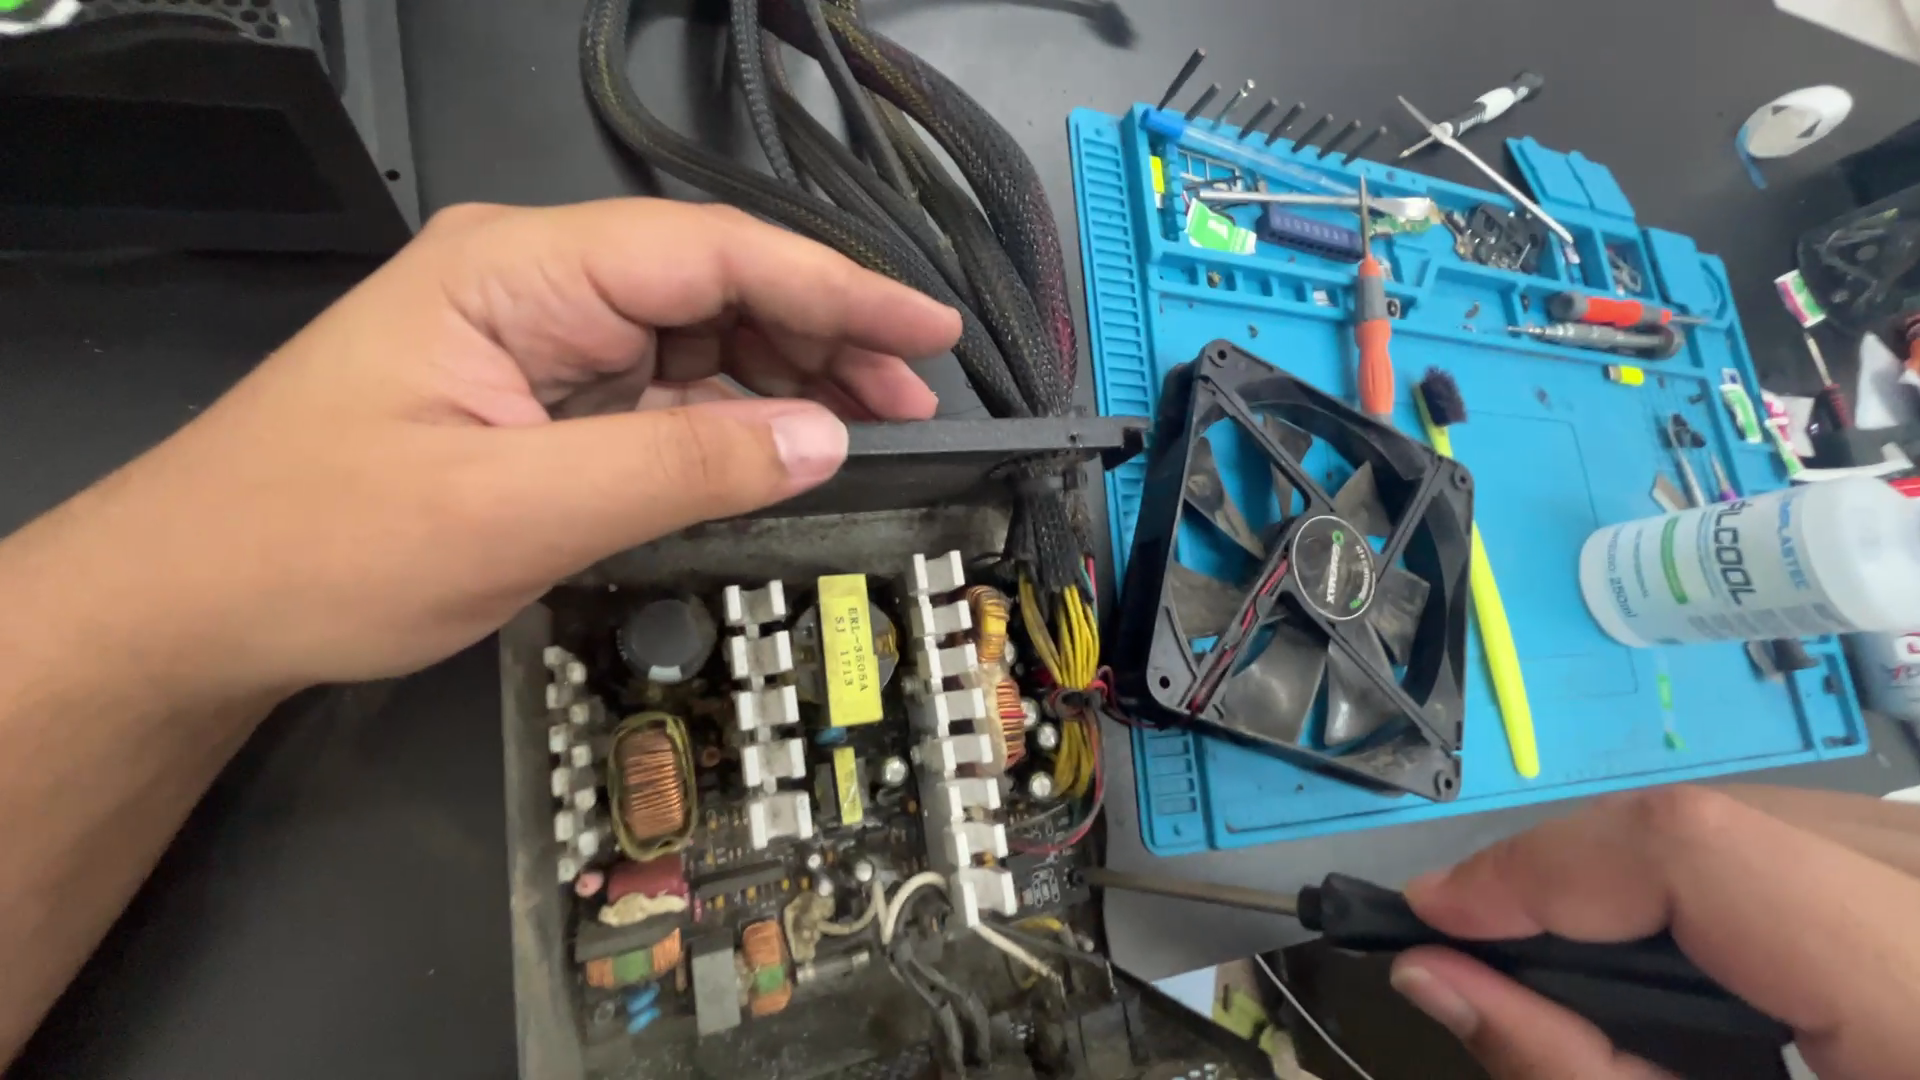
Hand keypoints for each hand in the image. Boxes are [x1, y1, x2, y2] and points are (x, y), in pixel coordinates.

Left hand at [7, 199, 959, 693]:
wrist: (203, 605)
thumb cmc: (326, 548)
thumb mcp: (516, 510)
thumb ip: (683, 466)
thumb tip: (826, 439)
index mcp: (526, 271)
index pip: (717, 255)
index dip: (840, 286)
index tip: (930, 326)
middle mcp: (551, 286)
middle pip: (726, 288)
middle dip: (831, 335)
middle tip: (915, 397)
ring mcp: (560, 344)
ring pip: (714, 341)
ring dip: (800, 377)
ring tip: (878, 419)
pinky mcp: (566, 400)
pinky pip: (683, 394)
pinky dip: (749, 419)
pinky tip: (796, 442)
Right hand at [1391, 785, 1919, 1078]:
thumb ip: (1575, 1073)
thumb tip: (1428, 973)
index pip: (1698, 851)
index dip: (1538, 866)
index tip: (1440, 915)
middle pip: (1721, 824)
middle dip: (1575, 872)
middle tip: (1497, 935)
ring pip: (1774, 818)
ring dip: (1646, 871)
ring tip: (1587, 941)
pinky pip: (1840, 843)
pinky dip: (1735, 879)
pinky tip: (1708, 946)